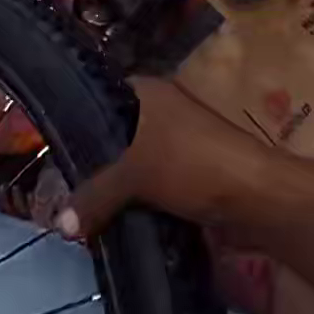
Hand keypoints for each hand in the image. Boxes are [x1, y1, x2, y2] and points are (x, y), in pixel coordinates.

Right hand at [55, 77, 271, 239]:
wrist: (257, 197)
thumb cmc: (191, 163)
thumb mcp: (134, 176)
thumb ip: (95, 195)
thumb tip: (59, 224)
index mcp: (146, 89)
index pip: (99, 92)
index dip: (76, 114)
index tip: (55, 139)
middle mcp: (162, 105)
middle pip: (117, 128)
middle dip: (96, 153)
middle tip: (65, 174)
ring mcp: (180, 136)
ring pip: (136, 154)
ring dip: (119, 176)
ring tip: (86, 194)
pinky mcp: (192, 167)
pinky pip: (154, 175)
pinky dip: (139, 190)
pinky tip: (119, 208)